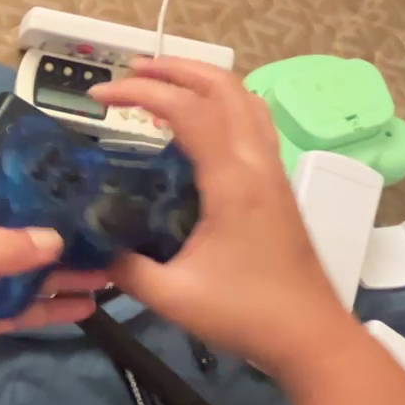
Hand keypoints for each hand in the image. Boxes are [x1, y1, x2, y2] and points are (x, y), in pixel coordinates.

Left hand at [0, 186, 104, 404]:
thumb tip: (54, 238)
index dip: (26, 198)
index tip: (74, 199)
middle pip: (7, 240)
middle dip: (50, 241)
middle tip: (102, 241)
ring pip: (14, 277)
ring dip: (54, 277)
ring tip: (104, 276)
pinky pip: (11, 310)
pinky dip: (42, 308)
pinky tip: (80, 308)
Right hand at [89, 58, 358, 369]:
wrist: (311, 336)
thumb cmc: (247, 315)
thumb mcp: (173, 297)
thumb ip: (125, 269)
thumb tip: (94, 249)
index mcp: (233, 182)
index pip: (187, 110)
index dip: (140, 92)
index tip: (100, 96)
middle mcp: (257, 163)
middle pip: (223, 86)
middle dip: (174, 69)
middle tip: (130, 73)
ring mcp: (273, 171)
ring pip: (244, 99)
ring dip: (202, 80)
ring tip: (161, 84)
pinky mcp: (277, 184)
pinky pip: (252, 122)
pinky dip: (220, 104)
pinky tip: (197, 124)